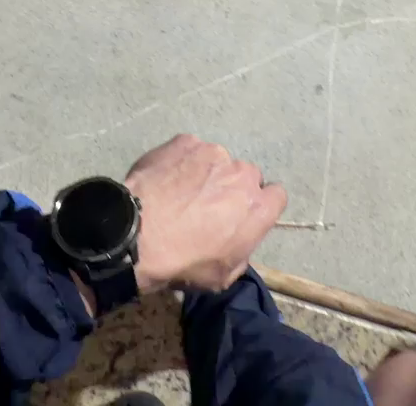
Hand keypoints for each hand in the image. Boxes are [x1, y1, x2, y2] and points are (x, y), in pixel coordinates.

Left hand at [124, 134, 286, 293]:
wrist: (139, 233)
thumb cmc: (184, 261)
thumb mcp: (224, 275)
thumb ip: (242, 249)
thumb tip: (238, 237)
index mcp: (257, 208)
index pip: (276, 196)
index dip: (259, 204)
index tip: (242, 214)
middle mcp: (242, 173)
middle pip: (245, 176)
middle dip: (231, 187)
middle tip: (207, 204)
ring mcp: (213, 153)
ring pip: (216, 161)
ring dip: (205, 173)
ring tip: (180, 191)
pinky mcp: (186, 141)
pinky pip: (190, 150)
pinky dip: (182, 161)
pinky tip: (165, 178)